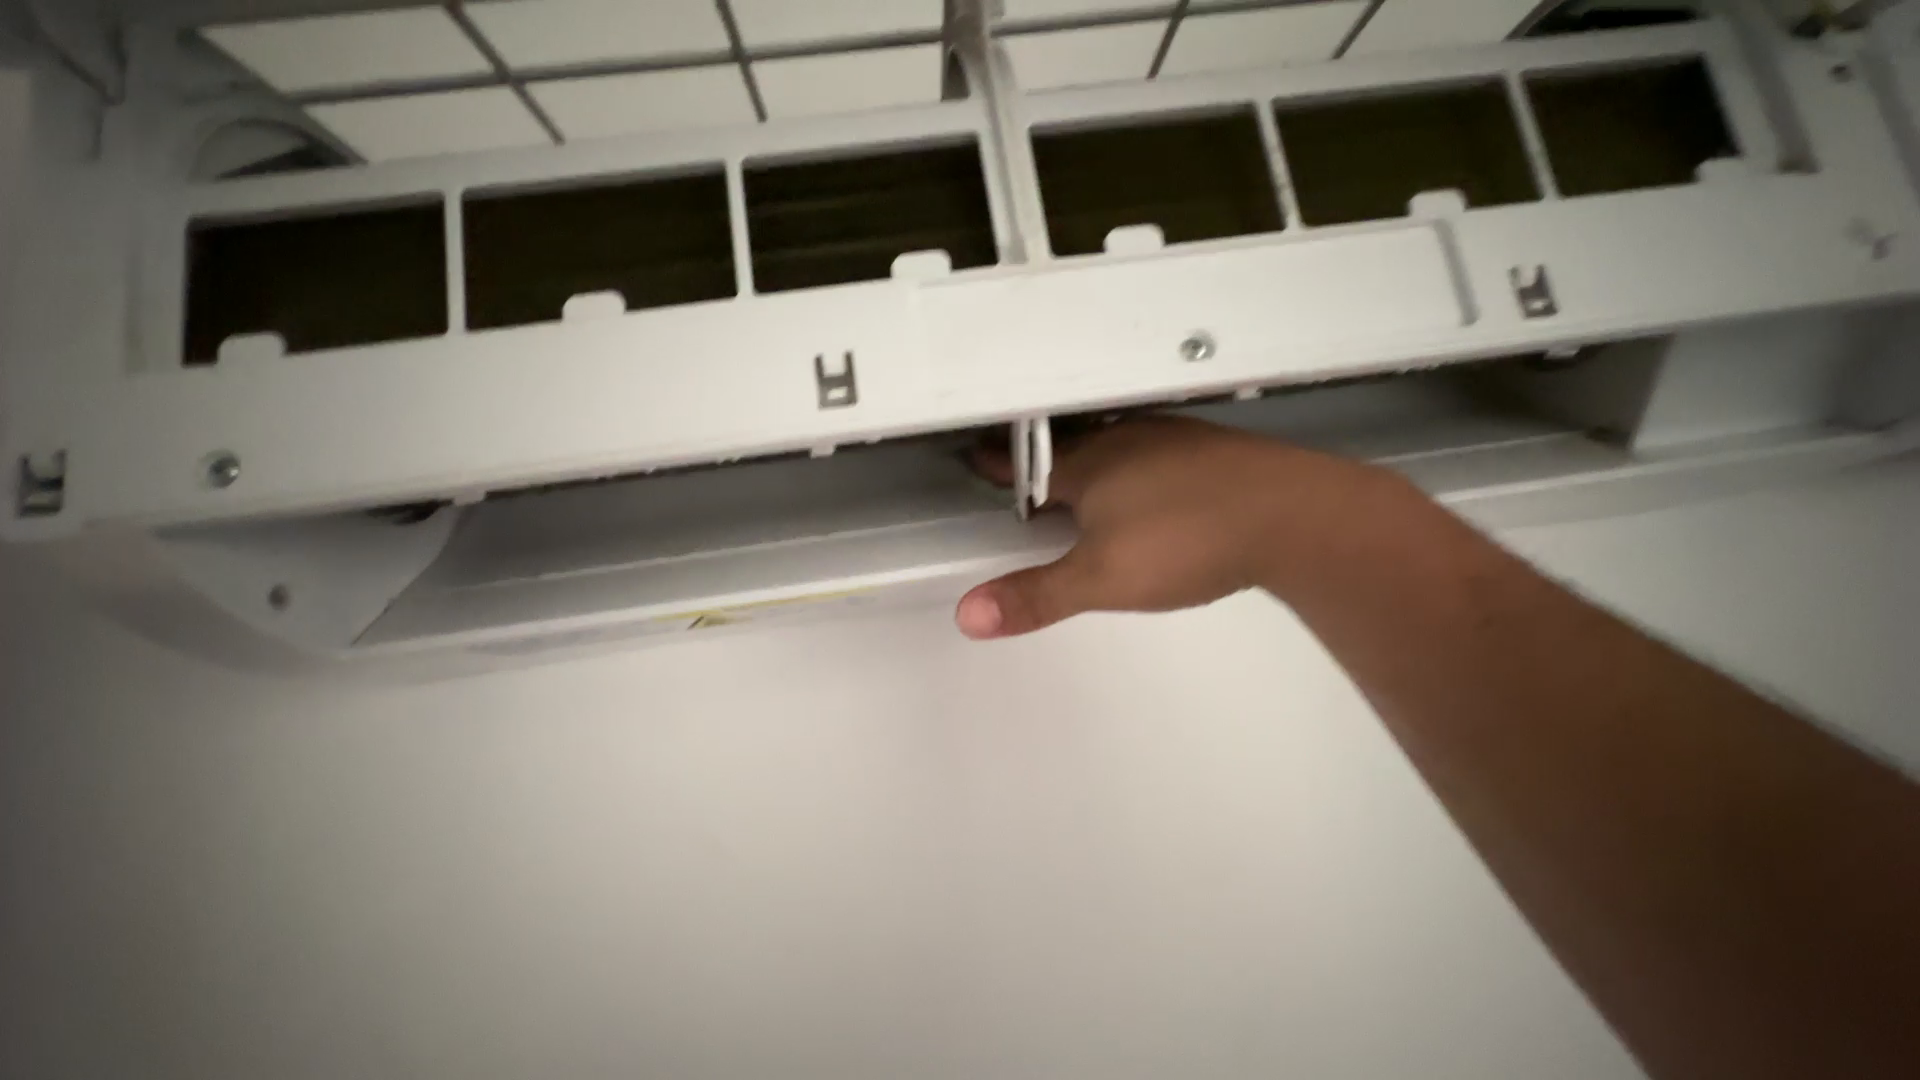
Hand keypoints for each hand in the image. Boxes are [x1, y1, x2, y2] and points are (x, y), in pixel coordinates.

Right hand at [955, 416, 1398, 639]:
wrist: (1294, 516)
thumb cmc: (1187, 541)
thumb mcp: (1102, 579)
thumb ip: (1036, 597)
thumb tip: (966, 615)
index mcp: (1089, 466)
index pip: (1025, 464)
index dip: (996, 466)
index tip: (975, 461)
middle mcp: (1125, 442)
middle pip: (1069, 446)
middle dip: (1044, 461)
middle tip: (1028, 479)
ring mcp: (1172, 440)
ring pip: (1115, 444)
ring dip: (1092, 457)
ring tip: (1083, 480)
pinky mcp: (1210, 450)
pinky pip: (1155, 450)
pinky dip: (1138, 464)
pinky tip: (1153, 485)